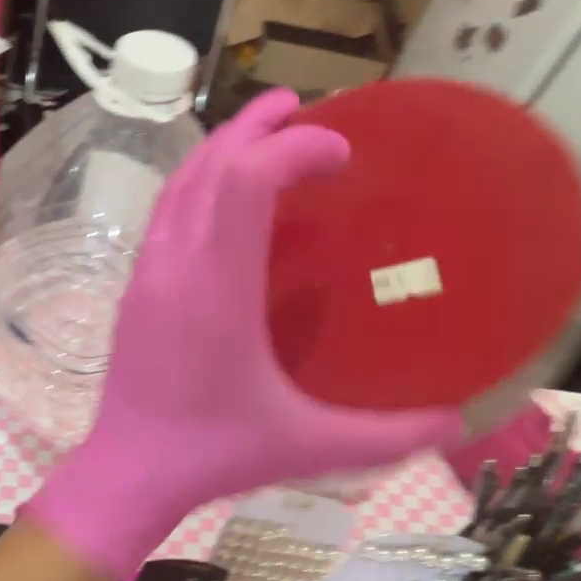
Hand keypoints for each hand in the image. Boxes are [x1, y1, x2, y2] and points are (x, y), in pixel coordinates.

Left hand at [24, 90, 463, 576]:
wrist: (128, 474)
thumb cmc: (213, 457)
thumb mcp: (306, 447)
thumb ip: (384, 437)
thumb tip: (453, 423)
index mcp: (217, 290)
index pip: (247, 181)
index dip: (296, 148)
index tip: (340, 154)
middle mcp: (175, 271)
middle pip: (208, 168)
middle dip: (254, 127)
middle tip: (299, 107)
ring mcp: (146, 282)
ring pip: (176, 190)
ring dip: (217, 153)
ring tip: (258, 137)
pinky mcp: (132, 298)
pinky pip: (162, 221)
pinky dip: (194, 191)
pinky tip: (218, 205)